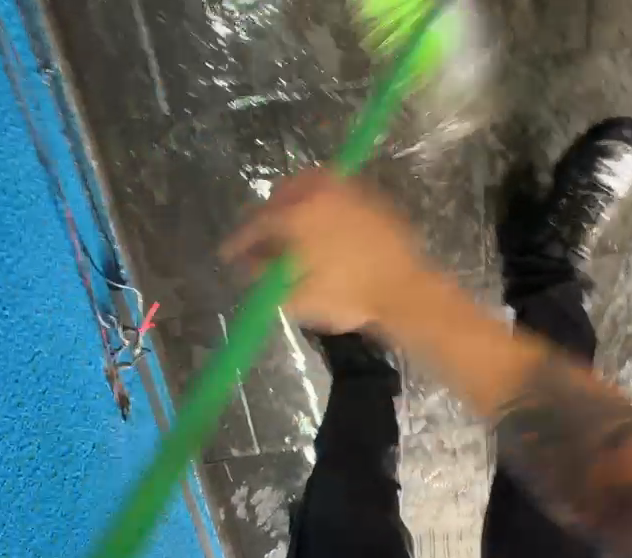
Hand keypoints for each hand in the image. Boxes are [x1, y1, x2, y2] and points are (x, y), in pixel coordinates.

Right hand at [220, 170, 433, 333]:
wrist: (404, 290)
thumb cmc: (350, 297)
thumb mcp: (299, 297)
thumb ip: (265, 278)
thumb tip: (246, 266)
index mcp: (296, 214)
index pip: (256, 223)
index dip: (239, 241)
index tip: (227, 254)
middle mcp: (318, 191)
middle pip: (279, 196)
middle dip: (265, 217)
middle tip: (260, 240)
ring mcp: (346, 188)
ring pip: (307, 186)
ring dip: (291, 204)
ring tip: (288, 230)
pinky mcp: (369, 195)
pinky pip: (333, 191)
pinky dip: (319, 203)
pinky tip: (321, 226)